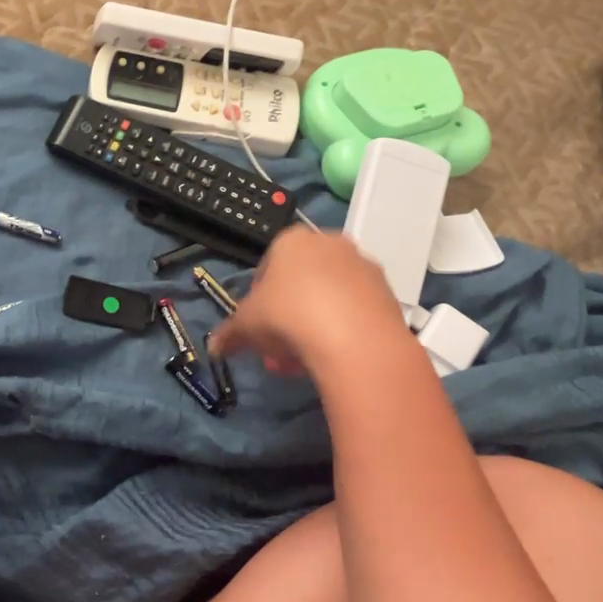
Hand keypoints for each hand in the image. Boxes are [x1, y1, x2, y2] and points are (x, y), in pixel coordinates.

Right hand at [210, 228, 409, 375]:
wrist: (356, 340)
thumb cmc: (288, 317)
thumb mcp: (247, 326)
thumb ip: (230, 333)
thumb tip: (214, 347)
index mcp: (292, 241)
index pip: (266, 268)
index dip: (258, 301)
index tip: (258, 328)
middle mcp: (330, 244)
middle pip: (299, 283)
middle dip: (286, 318)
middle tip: (278, 350)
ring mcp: (362, 266)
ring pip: (327, 298)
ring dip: (312, 326)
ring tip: (304, 360)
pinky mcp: (387, 291)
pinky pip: (354, 310)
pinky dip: (342, 330)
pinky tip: (332, 356)